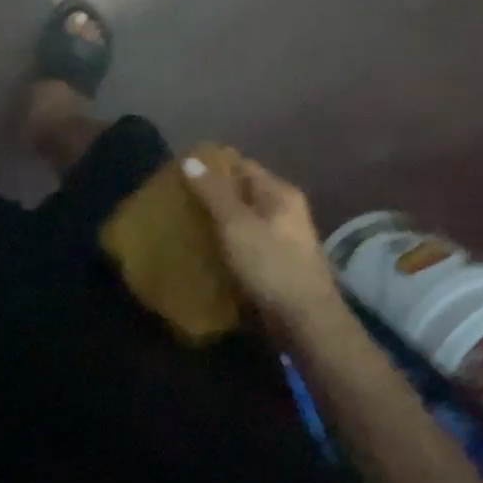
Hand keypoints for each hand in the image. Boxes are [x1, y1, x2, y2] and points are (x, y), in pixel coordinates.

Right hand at [181, 153, 340, 316]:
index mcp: (280, 193)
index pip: (242, 166)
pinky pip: (244, 245)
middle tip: (176, 200)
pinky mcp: (275, 265)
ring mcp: (282, 239)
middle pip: (241, 193)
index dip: (212, 166)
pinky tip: (203, 251)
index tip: (180, 172)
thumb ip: (213, 192)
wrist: (305, 322)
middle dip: (210, 196)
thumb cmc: (271, 265)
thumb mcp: (236, 224)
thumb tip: (190, 159)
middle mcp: (284, 211)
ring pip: (241, 221)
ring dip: (216, 222)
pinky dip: (225, 245)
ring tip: (183, 224)